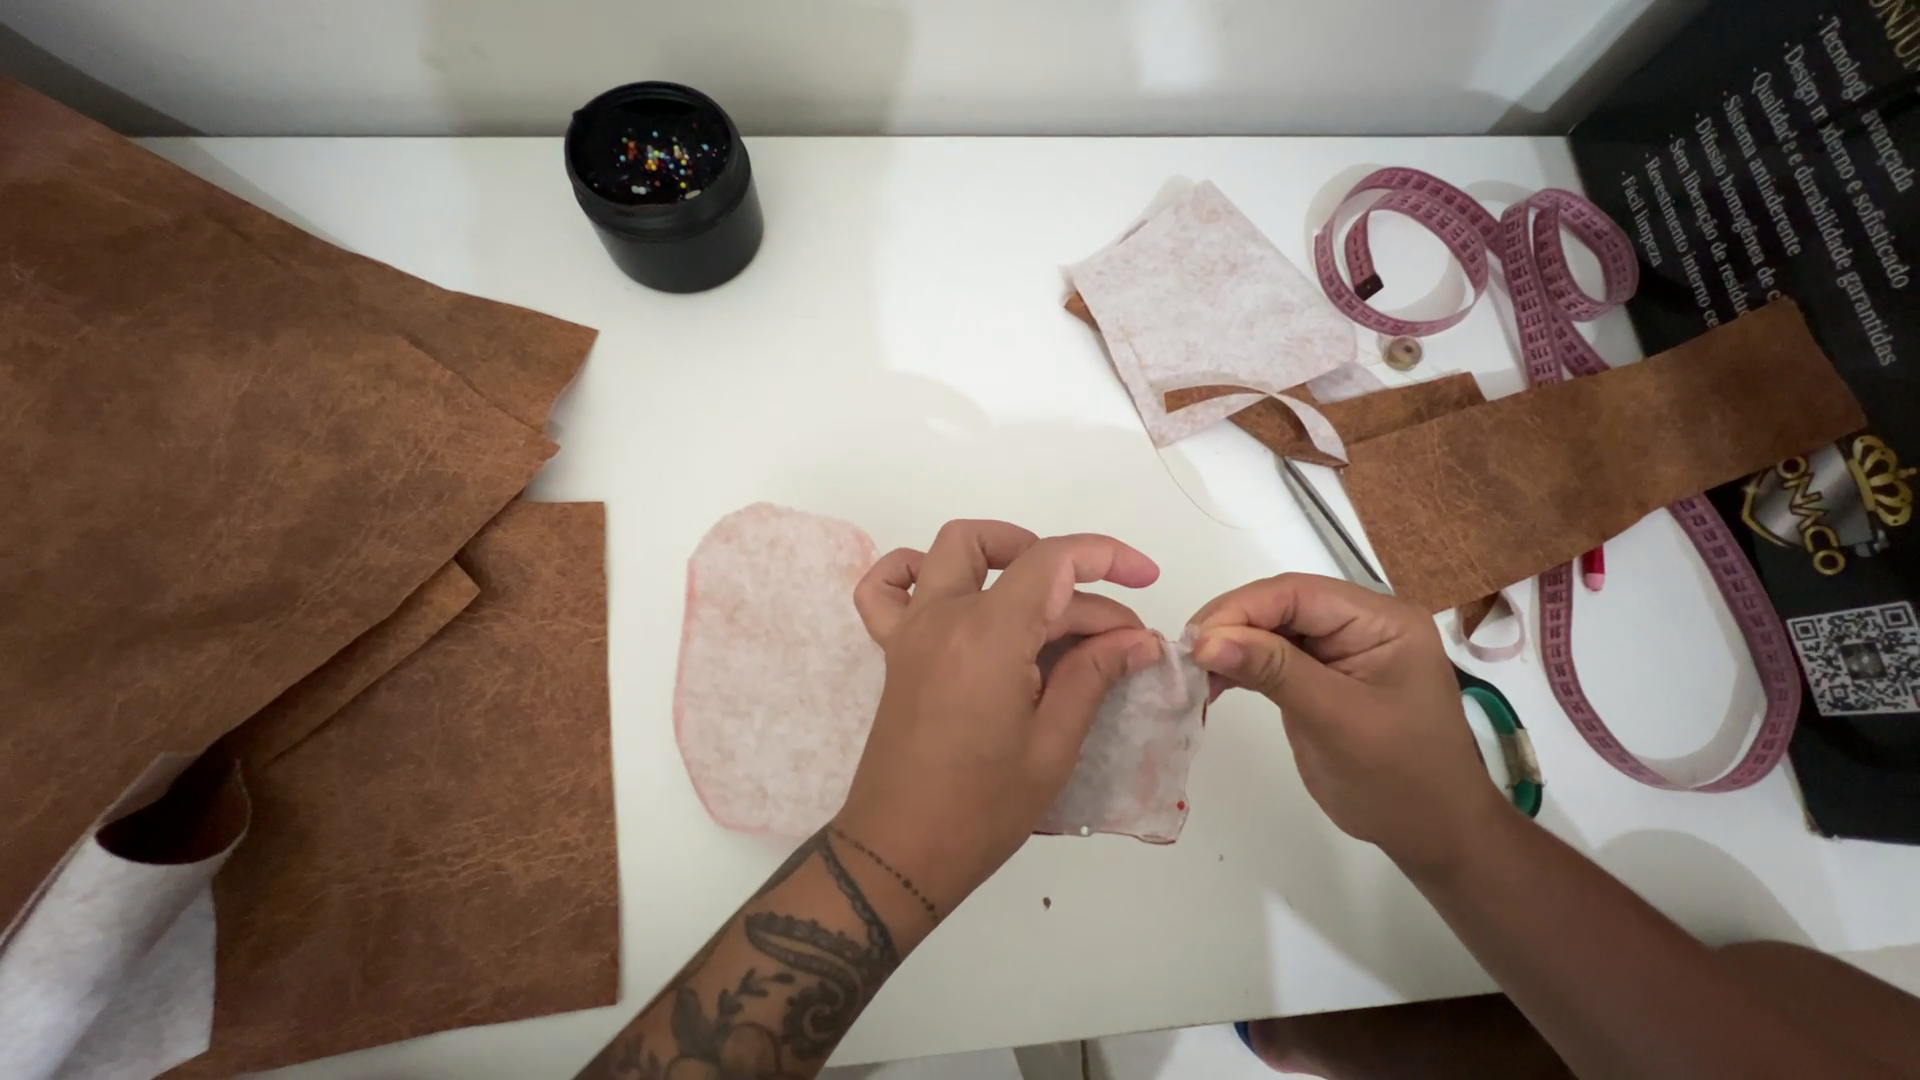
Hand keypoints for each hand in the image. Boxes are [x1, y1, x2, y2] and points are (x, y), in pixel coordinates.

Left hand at [842, 520, 1163, 913]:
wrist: (901, 850)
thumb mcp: (1053, 746)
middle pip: (1015, 556)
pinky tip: (956, 592)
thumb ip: (1093, 677)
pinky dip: (916, 570)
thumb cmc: (982, 810)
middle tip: (1109, 634)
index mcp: (989, 637)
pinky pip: (886, 587)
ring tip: (1044, 597)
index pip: (1052, 562)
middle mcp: (944, 617)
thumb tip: (1138, 642)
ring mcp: (912, 629)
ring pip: (952, 549)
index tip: (1146, 578)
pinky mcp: (895, 649)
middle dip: (1075, 577)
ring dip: (1004, 552)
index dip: (1107, 556)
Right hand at [1188, 573, 1509, 873]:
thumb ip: (1274, 671)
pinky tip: (1212, 684)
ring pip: (1267, 628)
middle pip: (1278, 605)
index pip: (1297, 593)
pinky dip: (1238, 666)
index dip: (1241, 609)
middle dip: (1229, 626)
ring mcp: (1337, 648)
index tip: (1196, 641)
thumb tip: (1206, 641)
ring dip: (1228, 646)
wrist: (1431, 834)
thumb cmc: (1399, 778)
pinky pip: (1269, 656)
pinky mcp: (1317, 673)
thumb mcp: (1337, 720)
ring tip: (1193, 673)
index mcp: (1381, 620)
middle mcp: (1358, 622)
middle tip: (1185, 657)